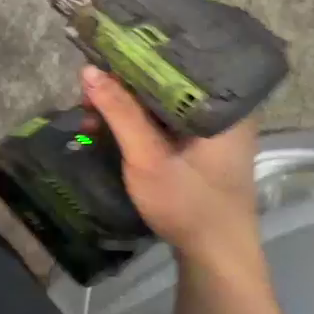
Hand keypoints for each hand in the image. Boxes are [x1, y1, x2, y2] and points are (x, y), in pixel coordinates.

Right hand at [80, 66, 260, 263]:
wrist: (215, 260)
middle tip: (89, 89)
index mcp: (224, 109)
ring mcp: (213, 132)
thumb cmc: (189, 206)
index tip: (104, 54)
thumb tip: (88, 69)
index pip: (180, 63)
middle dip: (124, 84)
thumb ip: (120, 112)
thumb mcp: (147, 158)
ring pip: (161, 102)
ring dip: (125, 104)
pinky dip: (136, 121)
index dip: (139, 56)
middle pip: (167, 82)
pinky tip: (108, 126)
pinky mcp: (200, 148)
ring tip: (91, 109)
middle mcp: (223, 113)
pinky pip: (164, 121)